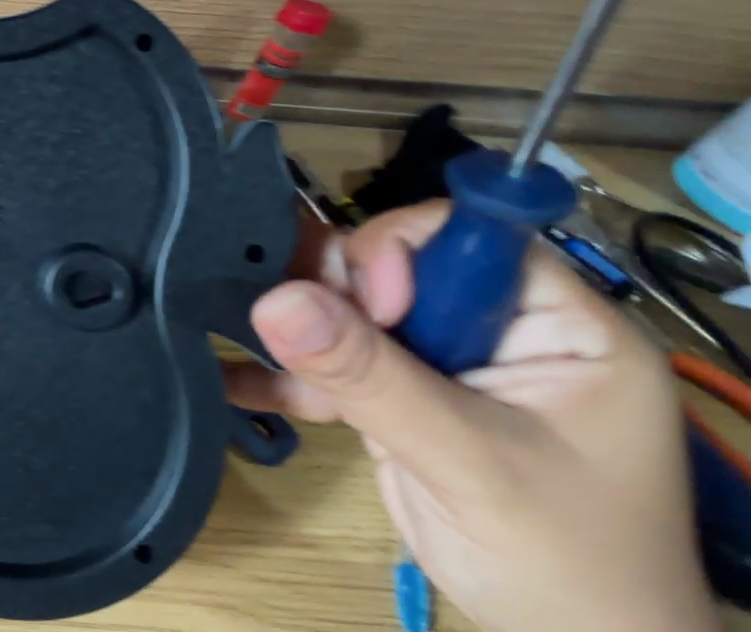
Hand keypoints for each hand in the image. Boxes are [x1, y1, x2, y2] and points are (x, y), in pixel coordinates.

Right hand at [228, 202, 720, 631]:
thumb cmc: (564, 558)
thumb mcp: (470, 460)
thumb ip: (372, 377)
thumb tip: (275, 300)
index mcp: (554, 323)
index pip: (466, 239)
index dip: (403, 253)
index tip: (367, 307)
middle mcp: (493, 328)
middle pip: (392, 267)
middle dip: (336, 293)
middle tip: (296, 331)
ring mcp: (441, 365)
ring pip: (350, 311)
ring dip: (297, 329)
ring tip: (249, 340)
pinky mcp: (399, 400)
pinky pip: (332, 365)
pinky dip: (285, 375)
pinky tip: (233, 379)